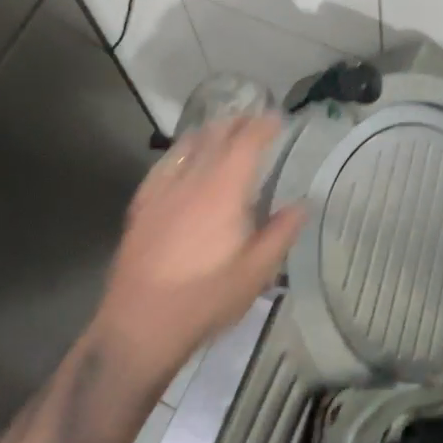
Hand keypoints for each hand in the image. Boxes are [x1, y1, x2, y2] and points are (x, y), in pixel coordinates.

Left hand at [97, 116, 305, 370]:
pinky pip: (162, 166)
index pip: (246, 142)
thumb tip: (301, 204)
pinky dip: (179, 154)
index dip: (263, 126)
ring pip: (186, 147)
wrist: (141, 323)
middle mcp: (192, 180)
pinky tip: (181, 160)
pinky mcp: (141, 207)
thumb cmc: (206, 298)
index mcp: (224, 191)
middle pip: (215, 137)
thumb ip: (281, 233)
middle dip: (236, 124)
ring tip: (221, 133)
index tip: (276, 119)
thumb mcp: (257, 272)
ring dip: (208, 134)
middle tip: (253, 121)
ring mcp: (162, 191)